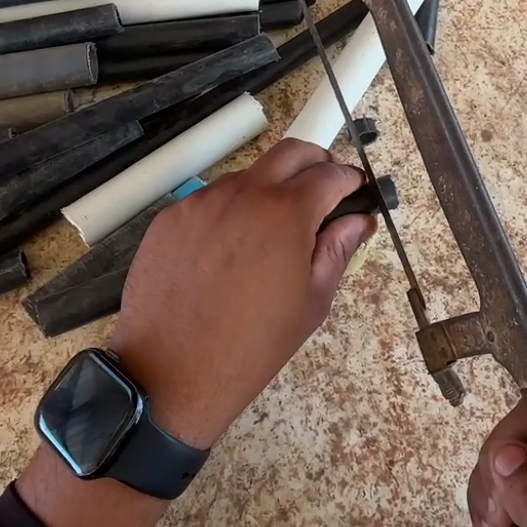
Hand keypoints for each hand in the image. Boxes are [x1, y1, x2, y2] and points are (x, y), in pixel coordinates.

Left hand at [107, 138, 376, 448]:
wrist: (169, 374)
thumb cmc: (251, 347)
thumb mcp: (310, 303)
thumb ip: (336, 251)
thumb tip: (357, 221)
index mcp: (285, 213)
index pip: (329, 174)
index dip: (350, 179)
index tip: (355, 190)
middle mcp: (243, 193)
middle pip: (291, 152)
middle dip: (316, 163)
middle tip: (325, 190)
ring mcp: (202, 201)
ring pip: (248, 175)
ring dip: (270, 188)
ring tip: (273, 231)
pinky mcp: (171, 217)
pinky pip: (211, 200)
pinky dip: (231, 211)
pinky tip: (230, 250)